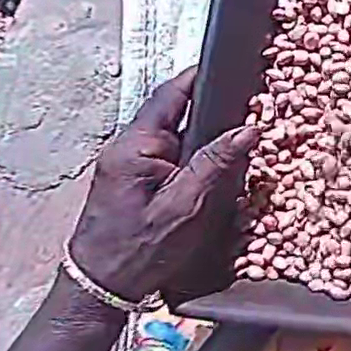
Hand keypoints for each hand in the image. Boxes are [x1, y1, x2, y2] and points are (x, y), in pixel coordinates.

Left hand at [66, 66, 258, 302]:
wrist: (100, 288)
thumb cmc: (140, 249)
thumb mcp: (185, 206)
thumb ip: (216, 163)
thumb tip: (250, 128)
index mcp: (135, 146)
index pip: (170, 96)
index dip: (198, 76)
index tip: (228, 61)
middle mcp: (128, 147)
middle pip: (176, 112)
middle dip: (212, 105)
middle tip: (250, 98)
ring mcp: (130, 163)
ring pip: (177, 134)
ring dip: (206, 131)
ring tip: (243, 126)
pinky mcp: (136, 178)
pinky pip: (172, 153)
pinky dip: (197, 151)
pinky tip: (220, 160)